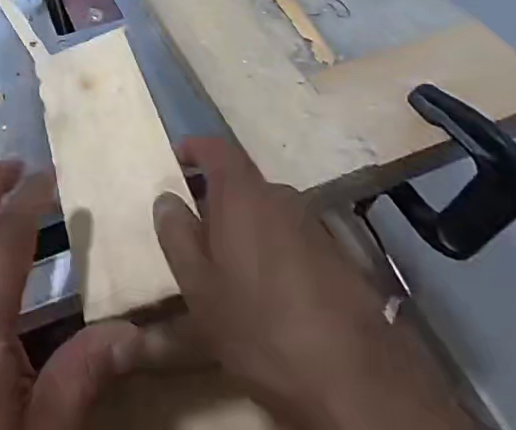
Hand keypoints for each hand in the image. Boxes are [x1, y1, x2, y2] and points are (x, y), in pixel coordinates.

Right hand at [152, 139, 475, 429]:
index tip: (176, 159)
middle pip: (241, 182)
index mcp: (242, 194)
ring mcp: (311, 220)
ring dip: (243, 228)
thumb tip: (166, 199)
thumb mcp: (199, 286)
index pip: (216, 148)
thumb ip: (177, 236)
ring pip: (265, 212)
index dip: (194, 148)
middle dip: (214, 200)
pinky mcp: (332, 249)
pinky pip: (288, 235)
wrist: (348, 368)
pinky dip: (269, 248)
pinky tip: (265, 290)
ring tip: (224, 268)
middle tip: (192, 231)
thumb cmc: (258, 322)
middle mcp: (279, 194)